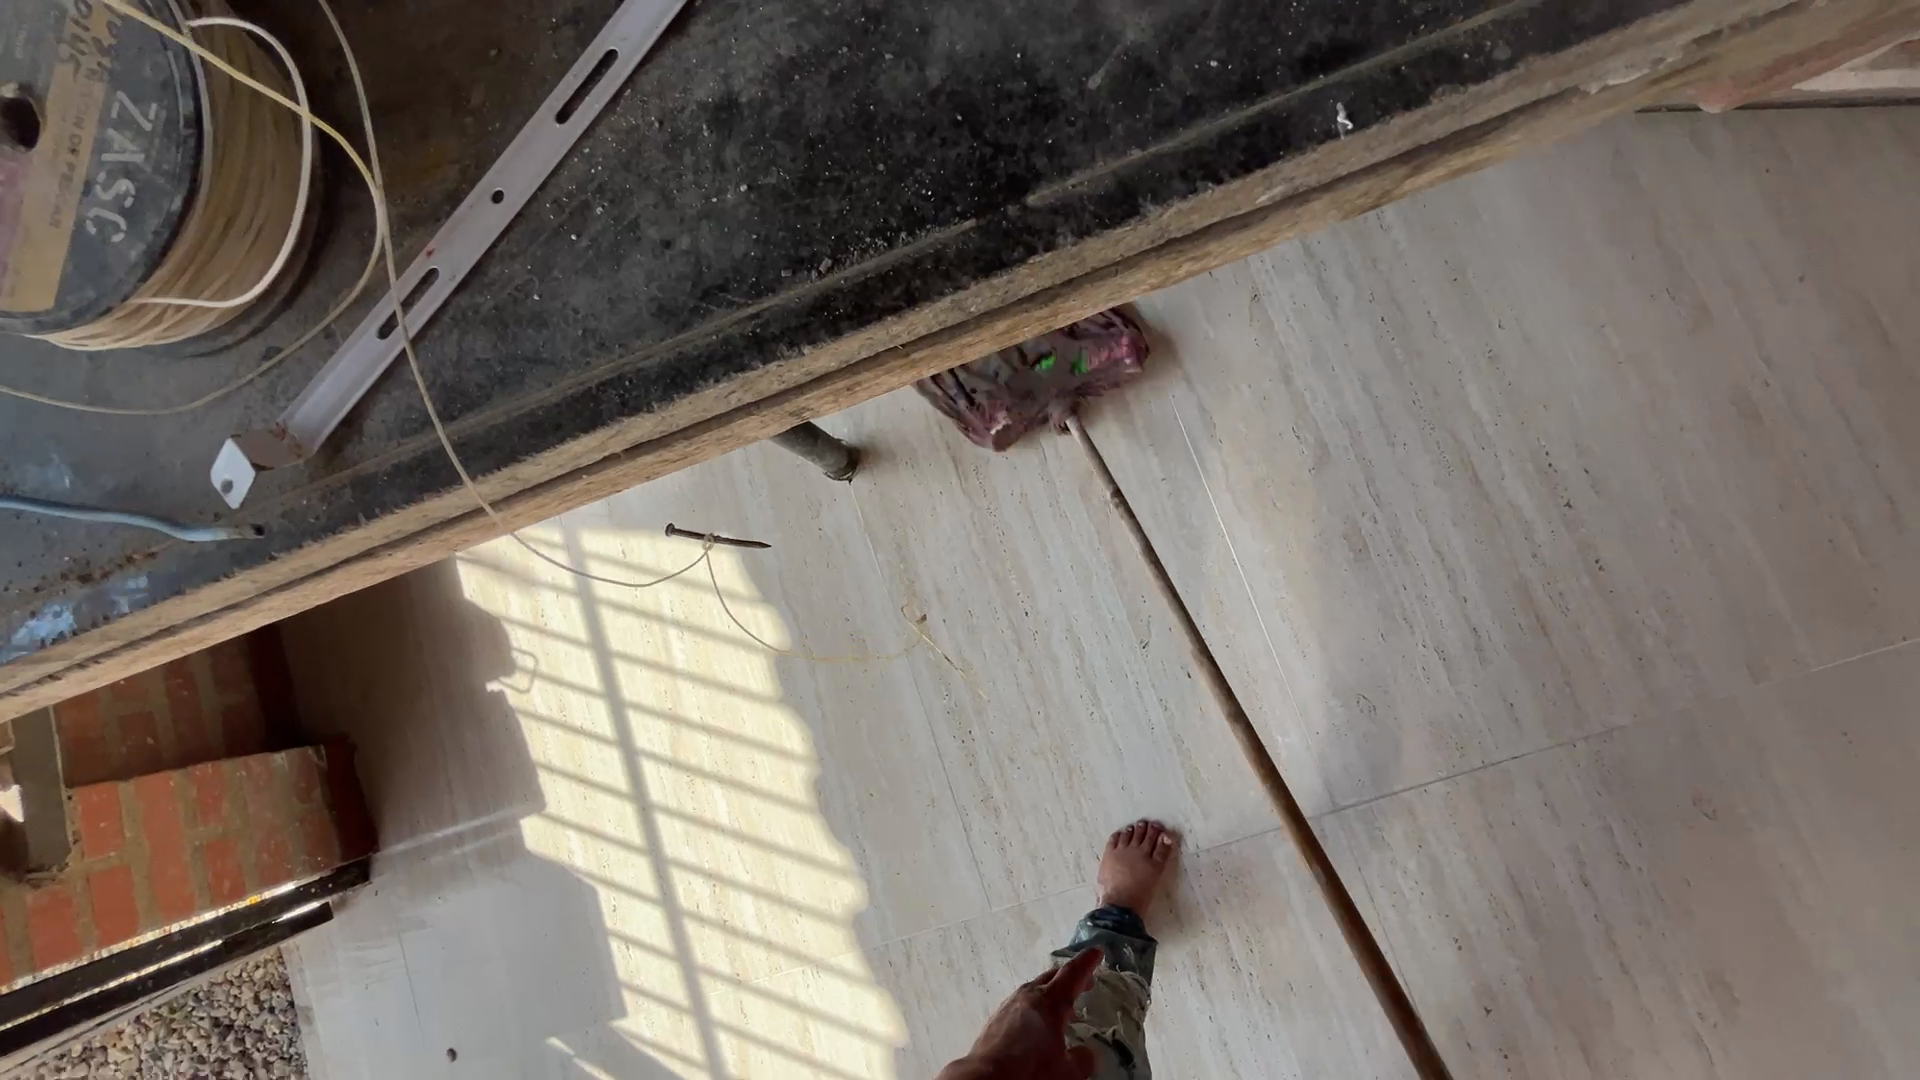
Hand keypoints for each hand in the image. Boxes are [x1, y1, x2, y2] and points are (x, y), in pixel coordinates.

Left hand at [935, 947, 1102, 1079]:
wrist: (987, 1078)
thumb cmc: (1031, 1072)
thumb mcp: (1066, 1073)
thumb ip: (1081, 1060)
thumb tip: (1088, 1053)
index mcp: (1049, 1001)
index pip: (1072, 974)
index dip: (1087, 962)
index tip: (1097, 951)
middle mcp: (1029, 995)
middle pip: (1053, 977)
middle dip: (1071, 978)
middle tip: (1086, 983)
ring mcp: (1011, 1004)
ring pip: (1036, 989)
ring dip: (1053, 993)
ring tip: (1065, 1009)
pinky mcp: (998, 1017)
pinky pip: (1024, 1002)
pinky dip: (1038, 1005)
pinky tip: (1039, 1024)